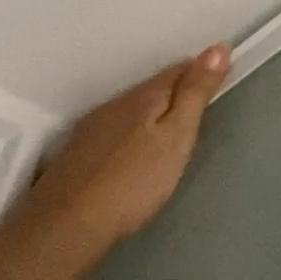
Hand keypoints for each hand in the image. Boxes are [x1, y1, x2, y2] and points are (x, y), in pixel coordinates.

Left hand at [0, 44, 230, 279]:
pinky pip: (108, 134)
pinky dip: (124, 137)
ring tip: (164, 136)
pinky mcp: (69, 159)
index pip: (180, 68)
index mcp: (144, 96)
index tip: (218, 82)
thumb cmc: (133, 181)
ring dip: (147, 117)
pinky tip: (127, 157)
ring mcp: (87, 132)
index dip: (202, 73)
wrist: (62, 232)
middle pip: (152, 89)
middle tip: (194, 115)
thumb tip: (217, 49)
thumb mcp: (178, 135)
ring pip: (128, 112)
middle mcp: (113, 106)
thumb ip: (196, 92)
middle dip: (173, 96)